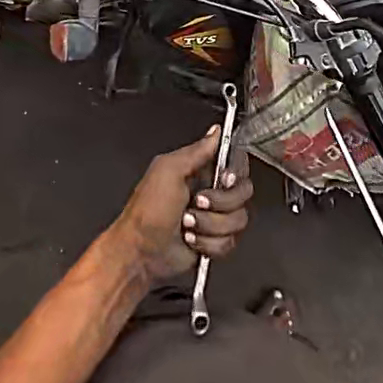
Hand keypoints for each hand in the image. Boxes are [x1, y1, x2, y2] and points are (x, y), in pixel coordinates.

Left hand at [106, 126, 252, 283]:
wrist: (141, 251)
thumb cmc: (147, 210)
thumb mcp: (169, 170)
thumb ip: (196, 151)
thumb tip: (214, 132)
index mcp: (198, 170)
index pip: (234, 163)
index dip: (234, 172)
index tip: (224, 179)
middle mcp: (209, 191)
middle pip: (242, 192)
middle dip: (220, 202)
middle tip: (197, 202)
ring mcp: (213, 218)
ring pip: (238, 220)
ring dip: (210, 225)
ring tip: (187, 223)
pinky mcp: (214, 241)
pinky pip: (230, 242)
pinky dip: (208, 243)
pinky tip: (191, 239)